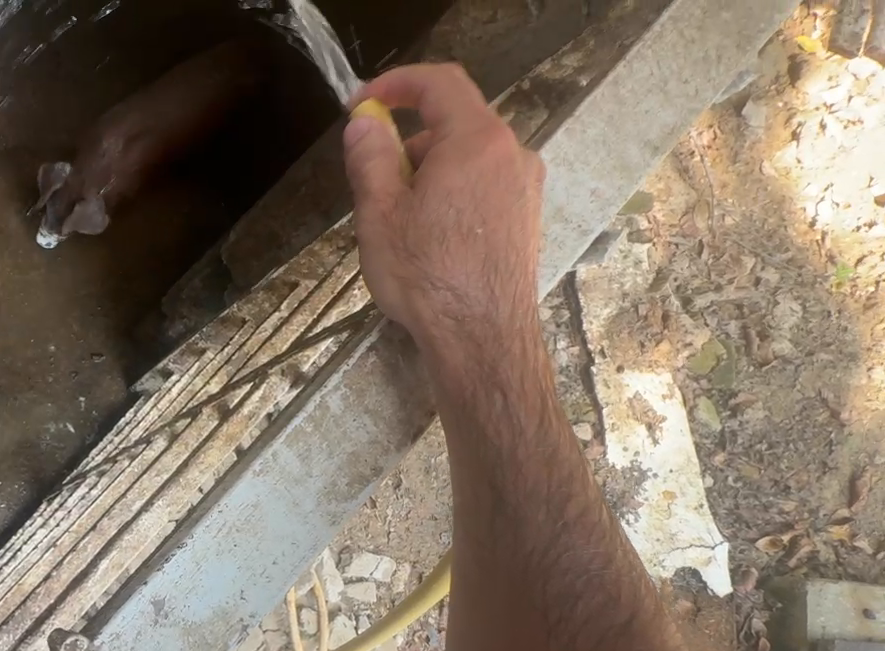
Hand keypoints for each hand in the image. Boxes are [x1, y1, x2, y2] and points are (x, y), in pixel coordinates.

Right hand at [343, 64, 546, 391]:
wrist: (479, 332)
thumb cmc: (423, 274)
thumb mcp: (379, 217)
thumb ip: (370, 161)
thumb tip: (362, 124)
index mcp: (473, 140)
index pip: (439, 83)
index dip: (395, 84)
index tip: (359, 103)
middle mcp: (510, 150)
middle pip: (450, 126)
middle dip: (405, 149)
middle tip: (371, 195)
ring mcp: (524, 182)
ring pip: (464, 161)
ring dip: (425, 179)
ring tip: (398, 232)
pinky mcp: (525, 213)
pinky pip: (479, 187)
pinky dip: (447, 198)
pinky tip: (428, 244)